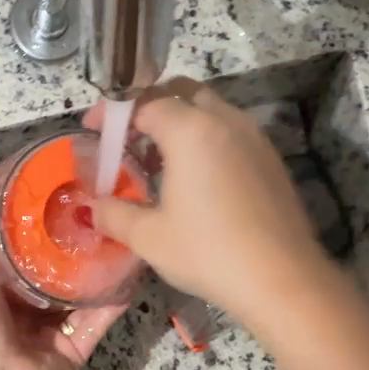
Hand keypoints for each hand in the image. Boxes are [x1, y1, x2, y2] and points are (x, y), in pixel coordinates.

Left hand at [0, 198, 124, 369]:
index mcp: (3, 291)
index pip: (25, 253)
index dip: (40, 227)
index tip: (60, 194)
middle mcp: (31, 309)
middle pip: (58, 273)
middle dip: (76, 248)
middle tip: (101, 213)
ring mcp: (56, 330)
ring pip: (83, 296)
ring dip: (101, 271)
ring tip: (124, 237)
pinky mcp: (77, 347)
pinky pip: (99, 321)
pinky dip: (115, 301)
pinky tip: (133, 275)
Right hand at [89, 79, 334, 316]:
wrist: (278, 276)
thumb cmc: (206, 252)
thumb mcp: (149, 237)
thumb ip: (114, 215)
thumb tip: (90, 208)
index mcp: (189, 131)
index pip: (145, 102)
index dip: (114, 113)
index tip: (93, 128)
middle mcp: (224, 121)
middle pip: (182, 93)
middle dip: (151, 108)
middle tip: (129, 140)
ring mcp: (253, 137)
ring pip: (210, 112)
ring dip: (180, 125)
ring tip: (159, 164)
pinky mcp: (270, 160)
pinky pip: (230, 134)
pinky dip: (206, 143)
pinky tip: (195, 182)